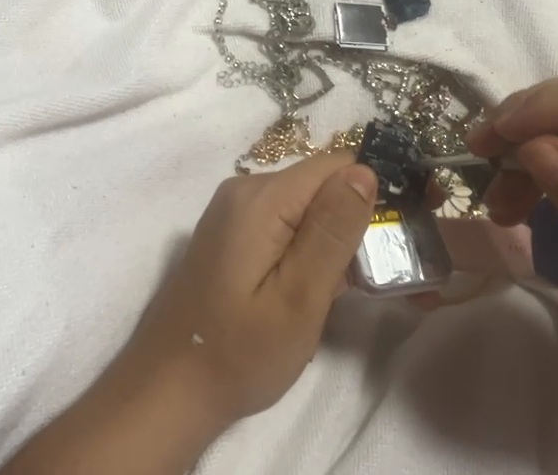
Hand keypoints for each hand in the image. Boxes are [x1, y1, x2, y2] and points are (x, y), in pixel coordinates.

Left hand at [1, 153, 376, 473]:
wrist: (166, 392)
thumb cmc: (238, 353)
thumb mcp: (299, 298)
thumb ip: (332, 231)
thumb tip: (364, 170)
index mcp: (261, 197)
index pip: (337, 166)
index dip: (371, 197)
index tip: (391, 243)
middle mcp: (244, 190)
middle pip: (321, 185)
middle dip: (351, 225)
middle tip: (364, 282)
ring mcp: (233, 212)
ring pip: (305, 207)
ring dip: (330, 243)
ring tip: (337, 294)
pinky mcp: (231, 234)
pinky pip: (284, 224)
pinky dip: (305, 251)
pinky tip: (306, 293)